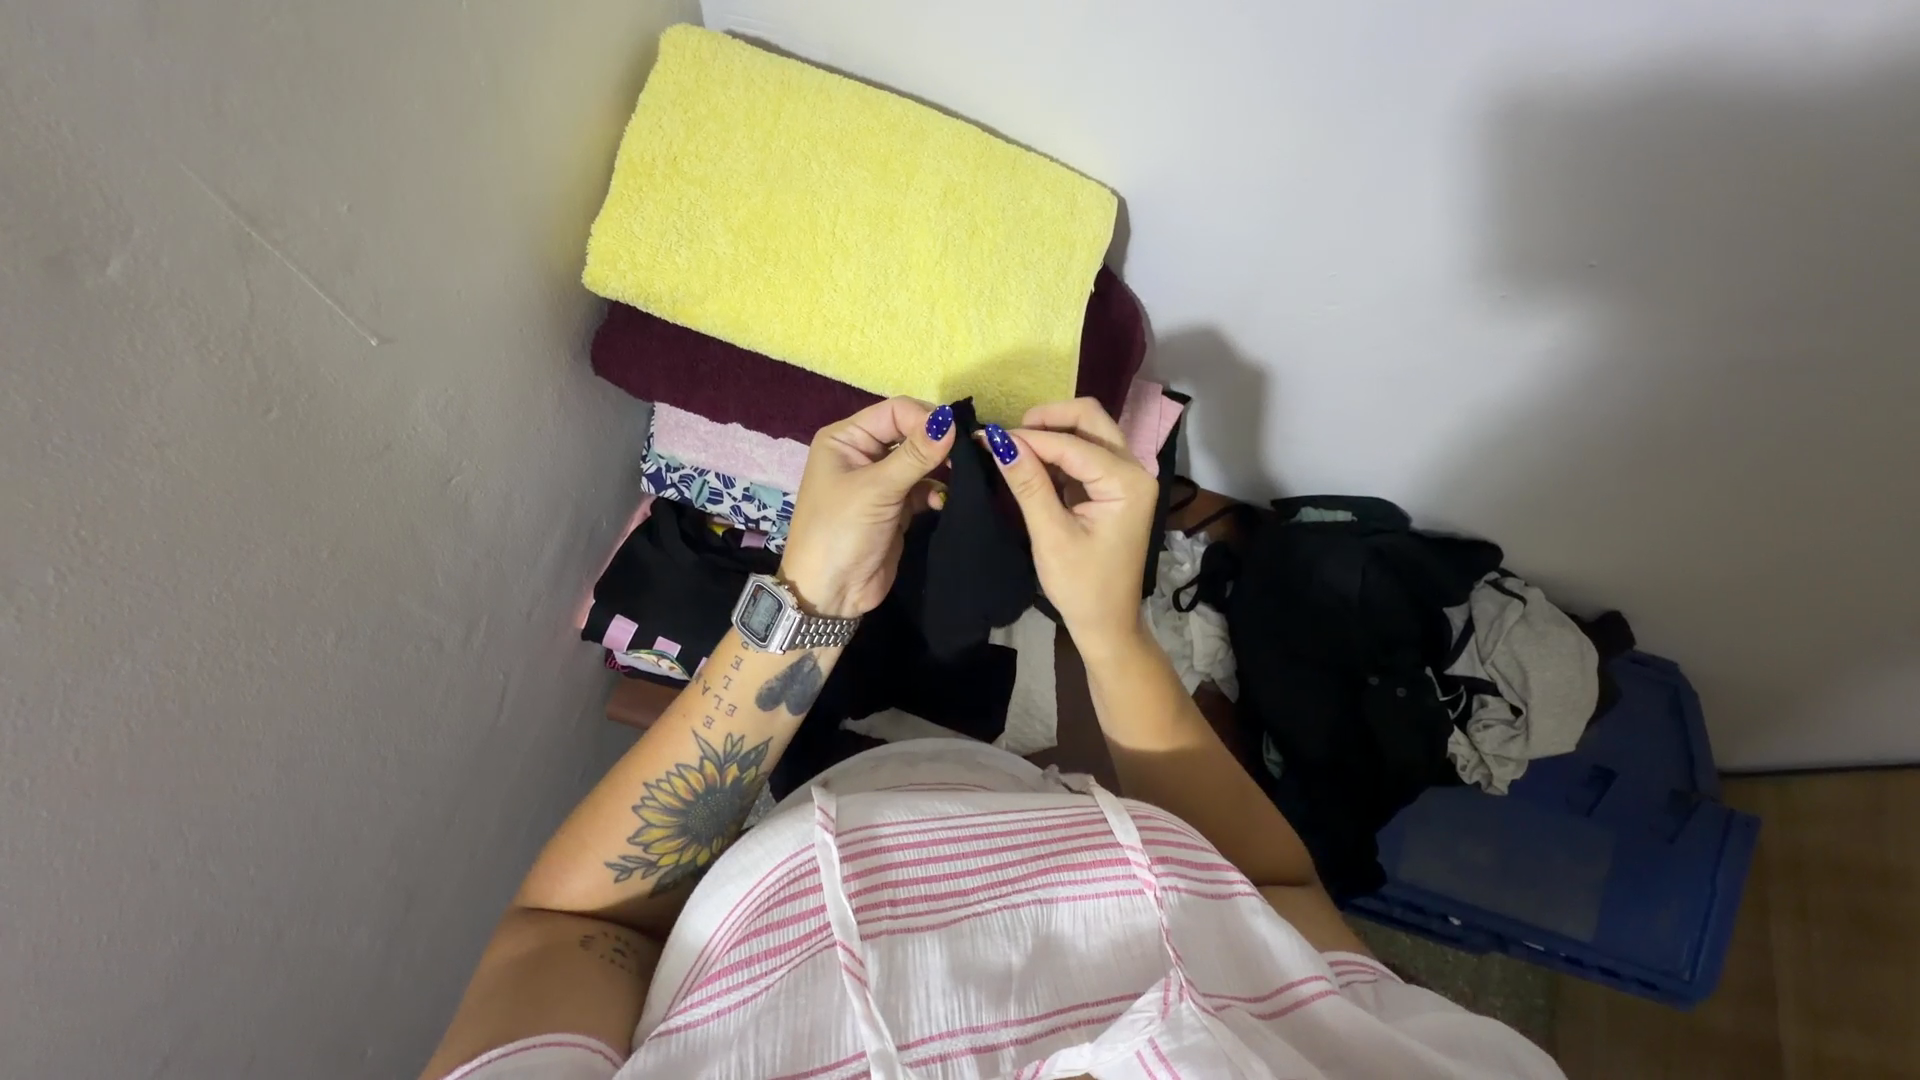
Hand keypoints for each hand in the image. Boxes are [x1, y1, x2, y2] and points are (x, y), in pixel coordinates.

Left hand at [779, 397, 955, 618]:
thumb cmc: (840, 532)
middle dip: (936, 442)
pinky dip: (936, 491)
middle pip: (909, 432)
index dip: (925, 419)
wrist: (830, 594)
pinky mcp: (895, 507)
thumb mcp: (877, 490)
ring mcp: (879, 481)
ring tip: (962, 475)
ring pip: (920, 461)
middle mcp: (861, 453)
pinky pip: (923, 487)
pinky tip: (941, 501)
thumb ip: (916, 454)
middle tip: (966, 453)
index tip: (954, 436)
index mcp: (845, 438)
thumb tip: (951, 420)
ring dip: (940, 467)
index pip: (894, 412)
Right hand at [987, 397, 1158, 658]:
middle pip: (1090, 419)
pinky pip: (1085, 453)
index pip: (1072, 444)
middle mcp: (1134, 470)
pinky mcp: (1113, 487)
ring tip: (1011, 448)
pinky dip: (1057, 452)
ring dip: (1051, 434)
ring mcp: (1126, 477)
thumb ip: (1028, 484)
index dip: (1028, 437)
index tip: (985, 436)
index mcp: (1127, 483)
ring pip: (1088, 432)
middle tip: (1006, 435)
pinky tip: (1029, 464)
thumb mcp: (1050, 535)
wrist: (1107, 622)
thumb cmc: (1082, 586)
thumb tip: (997, 440)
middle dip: (1046, 420)